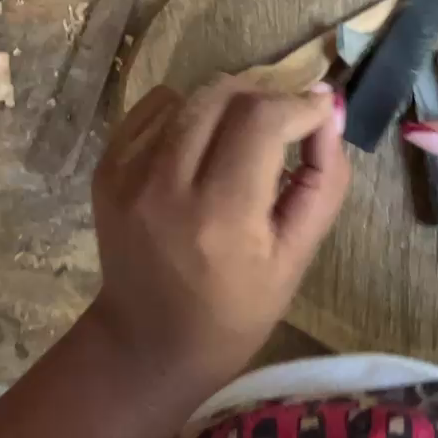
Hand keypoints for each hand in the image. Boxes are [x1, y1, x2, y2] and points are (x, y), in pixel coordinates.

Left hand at [90, 76, 348, 388]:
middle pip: (224, 94)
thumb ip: (322, 180)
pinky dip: (188, 111)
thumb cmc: (235, 311)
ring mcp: (127, 172)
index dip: (299, 103)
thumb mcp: (296, 257)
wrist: (147, 343)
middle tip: (285, 120)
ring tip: (243, 137)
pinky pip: (156, 107)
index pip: (262, 119)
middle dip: (266, 96)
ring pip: (191, 95)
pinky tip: (200, 146)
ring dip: (228, 102)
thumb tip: (330, 108)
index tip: (320, 108)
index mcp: (221, 217)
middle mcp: (167, 185)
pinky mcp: (106, 166)